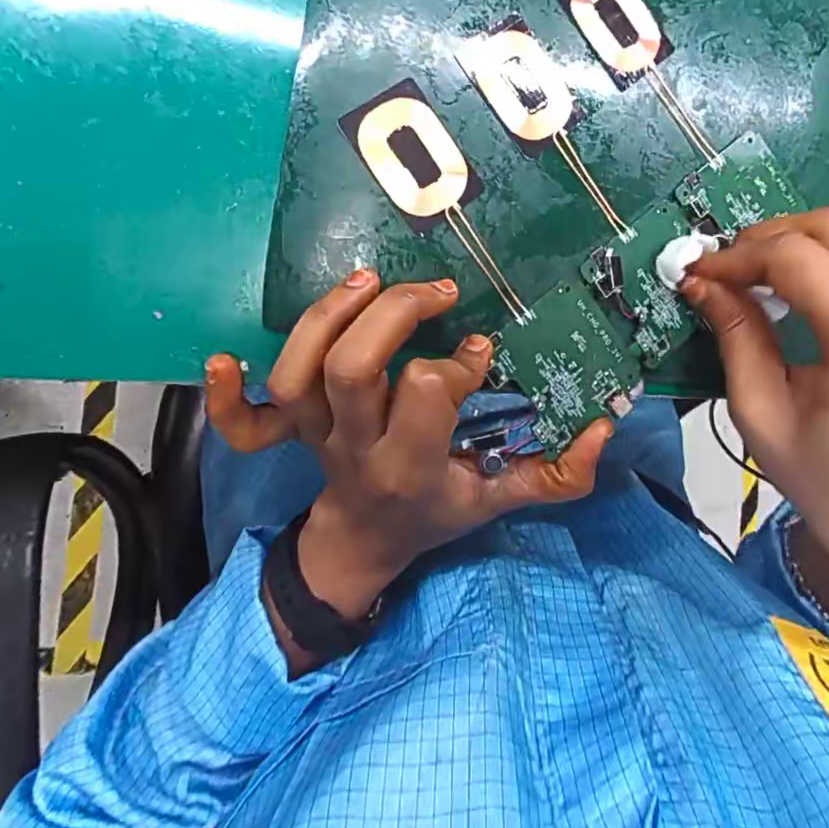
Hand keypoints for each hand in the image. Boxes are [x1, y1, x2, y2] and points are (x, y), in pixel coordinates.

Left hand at [205, 270, 611, 628]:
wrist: (363, 544)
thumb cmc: (432, 515)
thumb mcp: (497, 502)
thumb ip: (555, 475)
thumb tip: (604, 427)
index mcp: (410, 466)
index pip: (425, 394)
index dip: (454, 363)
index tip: (476, 351)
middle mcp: (354, 448)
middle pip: (351, 371)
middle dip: (390, 317)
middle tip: (433, 291)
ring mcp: (313, 437)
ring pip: (297, 376)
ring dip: (325, 319)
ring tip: (368, 283)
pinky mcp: (288, 432)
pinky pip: (242, 423)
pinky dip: (224, 395)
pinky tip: (224, 357)